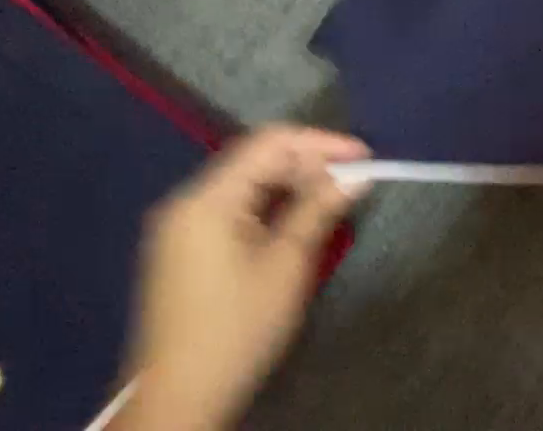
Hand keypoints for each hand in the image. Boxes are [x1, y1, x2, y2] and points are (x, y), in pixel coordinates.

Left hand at [118, 125, 371, 430]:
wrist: (178, 399)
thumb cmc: (237, 326)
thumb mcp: (287, 263)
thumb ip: (320, 209)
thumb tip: (358, 174)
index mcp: (207, 200)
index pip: (271, 143)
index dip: (322, 143)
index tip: (364, 158)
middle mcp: (189, 203)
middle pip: (258, 159)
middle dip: (310, 164)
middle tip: (353, 181)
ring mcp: (184, 227)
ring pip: (249, 183)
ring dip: (294, 185)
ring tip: (335, 199)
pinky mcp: (188, 248)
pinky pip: (237, 207)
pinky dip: (273, 205)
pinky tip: (301, 220)